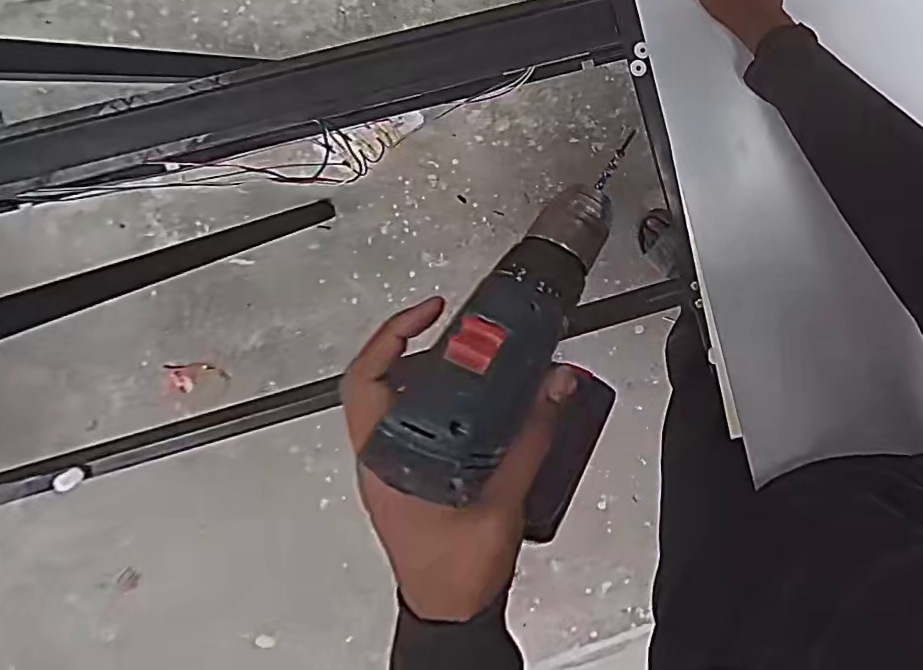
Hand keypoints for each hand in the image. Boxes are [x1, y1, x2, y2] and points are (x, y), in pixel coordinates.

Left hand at [344, 297, 576, 621]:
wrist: (451, 611)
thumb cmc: (457, 570)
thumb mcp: (503, 496)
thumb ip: (534, 434)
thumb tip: (555, 385)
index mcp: (386, 459)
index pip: (367, 379)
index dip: (394, 334)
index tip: (428, 311)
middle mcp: (380, 456)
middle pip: (376, 377)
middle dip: (408, 339)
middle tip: (441, 319)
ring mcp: (391, 462)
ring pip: (392, 395)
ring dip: (419, 364)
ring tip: (454, 347)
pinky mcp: (407, 468)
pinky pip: (410, 415)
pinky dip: (433, 391)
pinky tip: (463, 390)